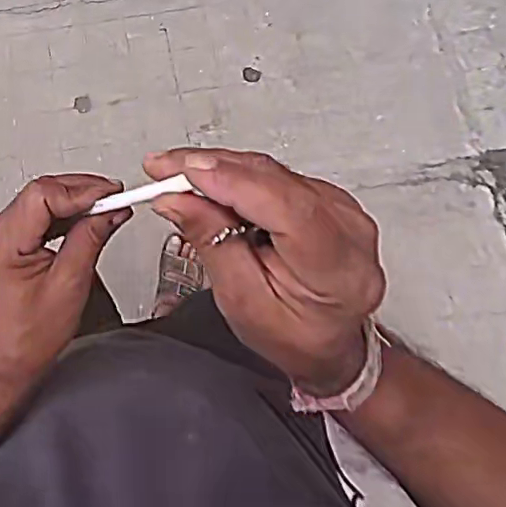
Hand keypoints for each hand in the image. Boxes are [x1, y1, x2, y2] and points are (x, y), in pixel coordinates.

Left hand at [0, 174, 130, 386]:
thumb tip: (108, 211)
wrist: (11, 355)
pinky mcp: (10, 238)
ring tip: (106, 206)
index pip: (41, 196)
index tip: (110, 195)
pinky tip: (87, 216)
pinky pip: (39, 211)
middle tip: (114, 197)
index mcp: (3, 244)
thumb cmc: (30, 334)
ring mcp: (0, 234)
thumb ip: (89, 241)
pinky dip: (66, 210)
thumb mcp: (69, 286)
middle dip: (81, 191)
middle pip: (41, 191)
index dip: (80, 191)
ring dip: (76, 198)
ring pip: (41, 197)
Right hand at [143, 148, 384, 393]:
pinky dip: (230, 172)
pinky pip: (268, 172)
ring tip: (170, 176)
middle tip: (160, 170)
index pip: (285, 205)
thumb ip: (212, 244)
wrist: (326, 339)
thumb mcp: (242, 300)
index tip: (184, 173)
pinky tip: (201, 180)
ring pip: (265, 169)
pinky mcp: (319, 194)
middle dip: (208, 169)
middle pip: (271, 179)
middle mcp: (345, 225)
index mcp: (335, 263)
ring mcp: (336, 204)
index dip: (231, 182)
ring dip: (213, 167)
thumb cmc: (293, 332)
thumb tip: (178, 201)